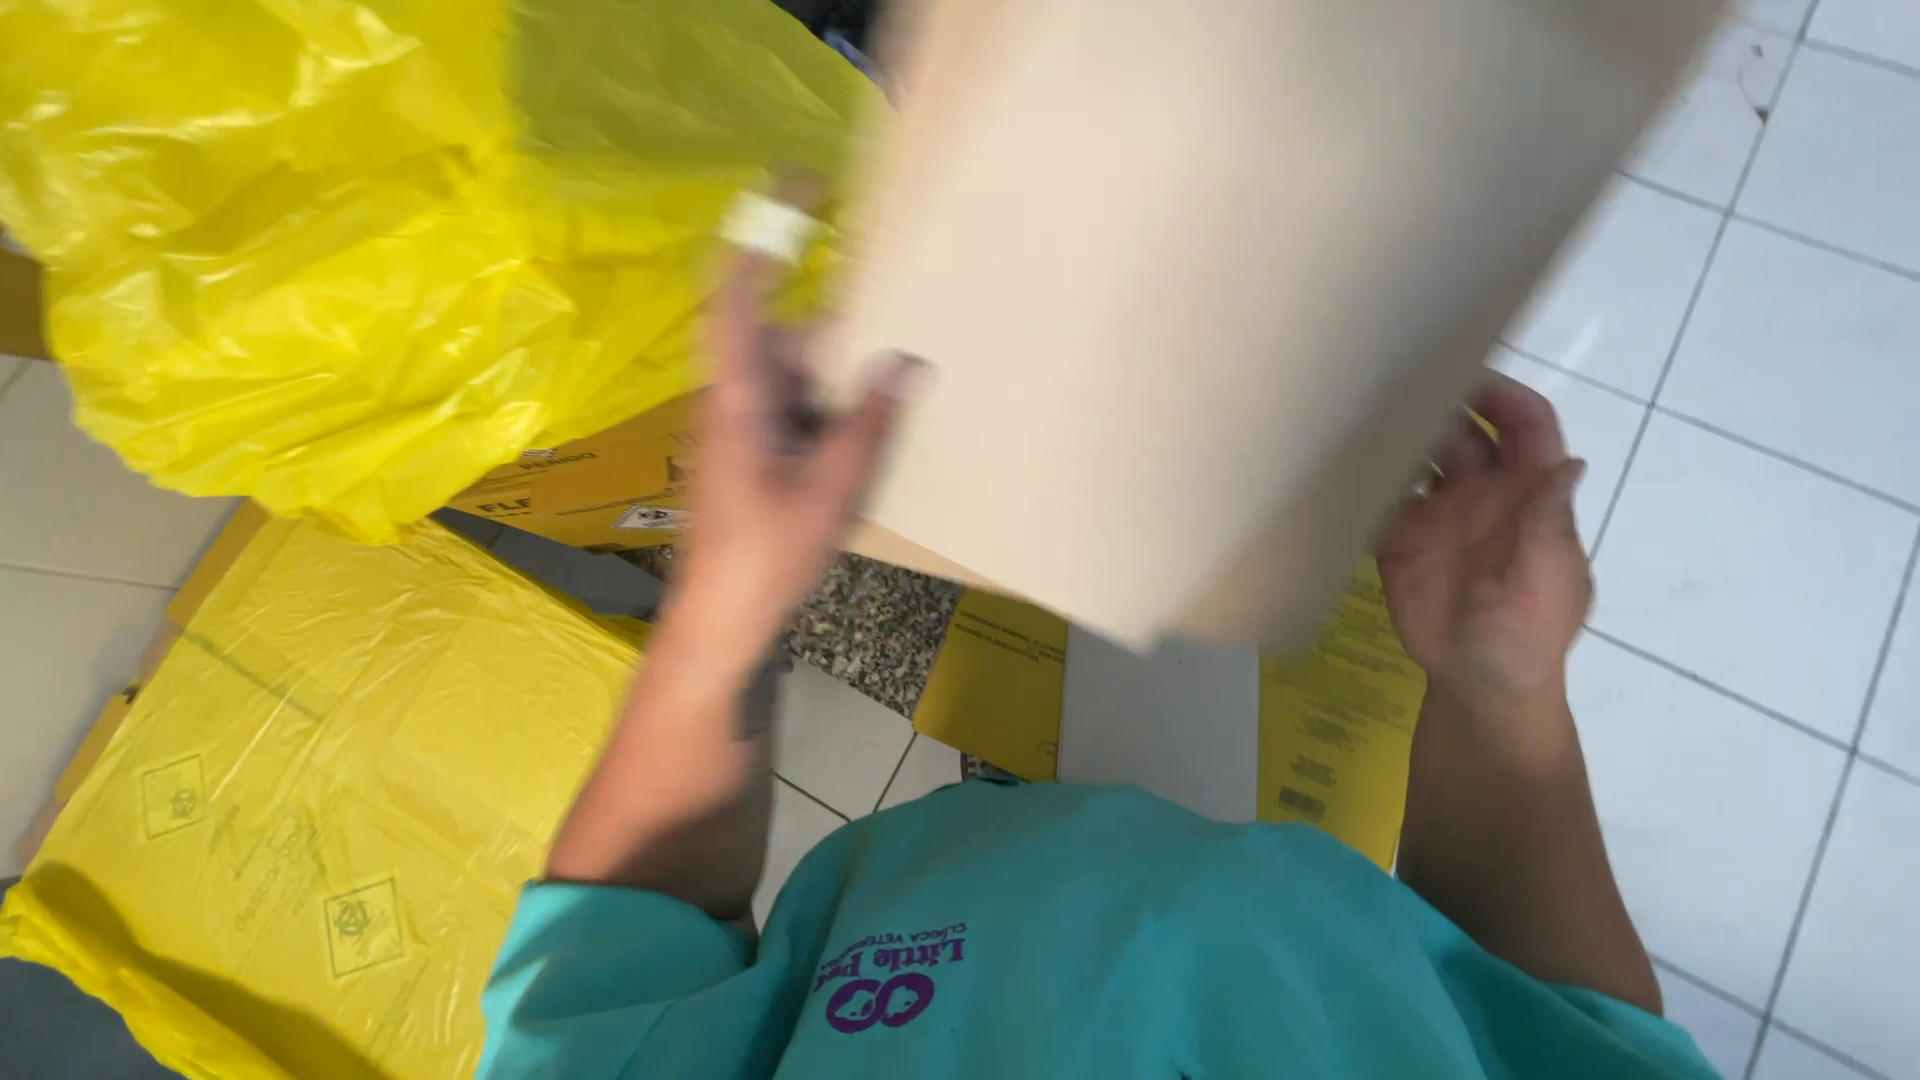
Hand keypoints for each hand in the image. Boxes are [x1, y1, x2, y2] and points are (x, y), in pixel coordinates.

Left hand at [659, 231, 920, 682]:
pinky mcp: (753, 454)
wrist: (719, 620)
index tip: (802, 190)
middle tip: (894, 365)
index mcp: (738, 397)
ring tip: (883, 421)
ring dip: (841, 393)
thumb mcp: (828, 491)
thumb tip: (906, 364)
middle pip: (787, 340)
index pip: (736, 294)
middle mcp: (734, 400)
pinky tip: (861, 455)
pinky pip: (797, 413)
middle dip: (840, 347)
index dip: (761, 235)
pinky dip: (831, 420)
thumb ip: (867, 425)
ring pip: (798, 381)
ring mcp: (742, 428)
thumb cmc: (763, 558)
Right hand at [1376, 372, 1589, 705]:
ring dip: (1397, 437)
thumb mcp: (1549, 583)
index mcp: (1527, 495)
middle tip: (1392, 385)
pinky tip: (1338, 467)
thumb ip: (1549, 527)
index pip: (1525, 427)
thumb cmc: (1528, 635)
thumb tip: (1569, 463)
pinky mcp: (1397, 538)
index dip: (1504, 397)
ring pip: (1417, 458)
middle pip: (1462, 433)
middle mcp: (1480, 493)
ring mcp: (1436, 514)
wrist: (1478, 681)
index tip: (1464, 373)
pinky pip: (1380, 498)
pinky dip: (1362, 481)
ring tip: (1357, 418)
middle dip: (1437, 405)